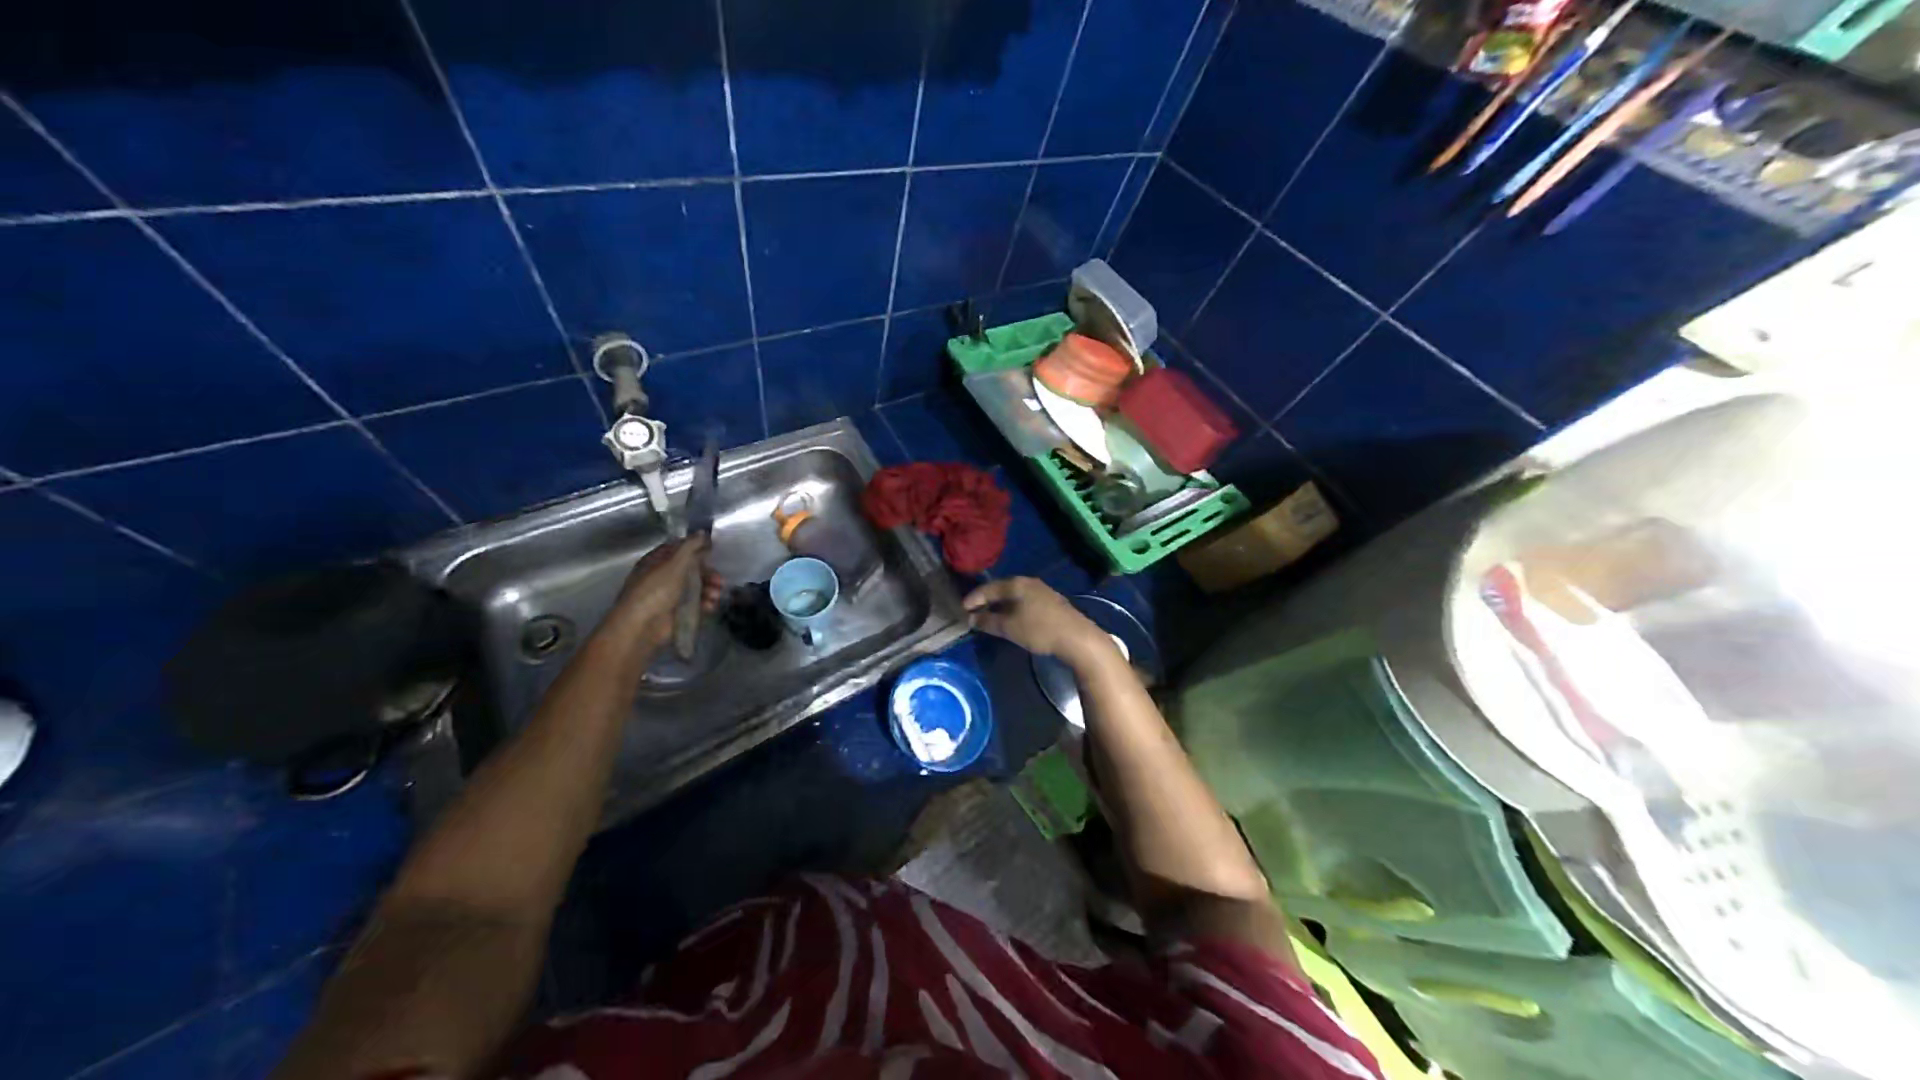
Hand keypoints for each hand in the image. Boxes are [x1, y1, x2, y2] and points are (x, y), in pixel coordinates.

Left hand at [608, 536, 725, 647]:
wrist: (642, 625)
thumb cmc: (655, 589)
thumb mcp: (674, 563)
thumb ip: (690, 547)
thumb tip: (702, 532)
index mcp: (657, 561)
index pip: (679, 550)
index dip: (696, 549)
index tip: (713, 551)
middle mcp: (663, 576)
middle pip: (691, 570)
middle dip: (708, 573)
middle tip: (719, 579)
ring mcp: (670, 595)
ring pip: (696, 587)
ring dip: (709, 589)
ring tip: (716, 594)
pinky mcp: (677, 612)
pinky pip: (696, 604)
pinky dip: (705, 603)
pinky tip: (711, 605)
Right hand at [963, 577, 1110, 663]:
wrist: (1077, 638)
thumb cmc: (1039, 629)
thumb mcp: (1008, 627)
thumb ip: (988, 621)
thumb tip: (972, 618)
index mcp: (1016, 583)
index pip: (988, 588)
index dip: (973, 598)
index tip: (962, 609)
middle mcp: (1029, 582)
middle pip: (1002, 589)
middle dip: (987, 601)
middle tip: (974, 612)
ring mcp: (1043, 591)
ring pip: (1015, 596)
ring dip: (1001, 606)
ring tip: (990, 617)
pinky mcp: (1052, 603)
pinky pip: (1025, 602)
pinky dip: (1013, 609)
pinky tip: (1012, 620)